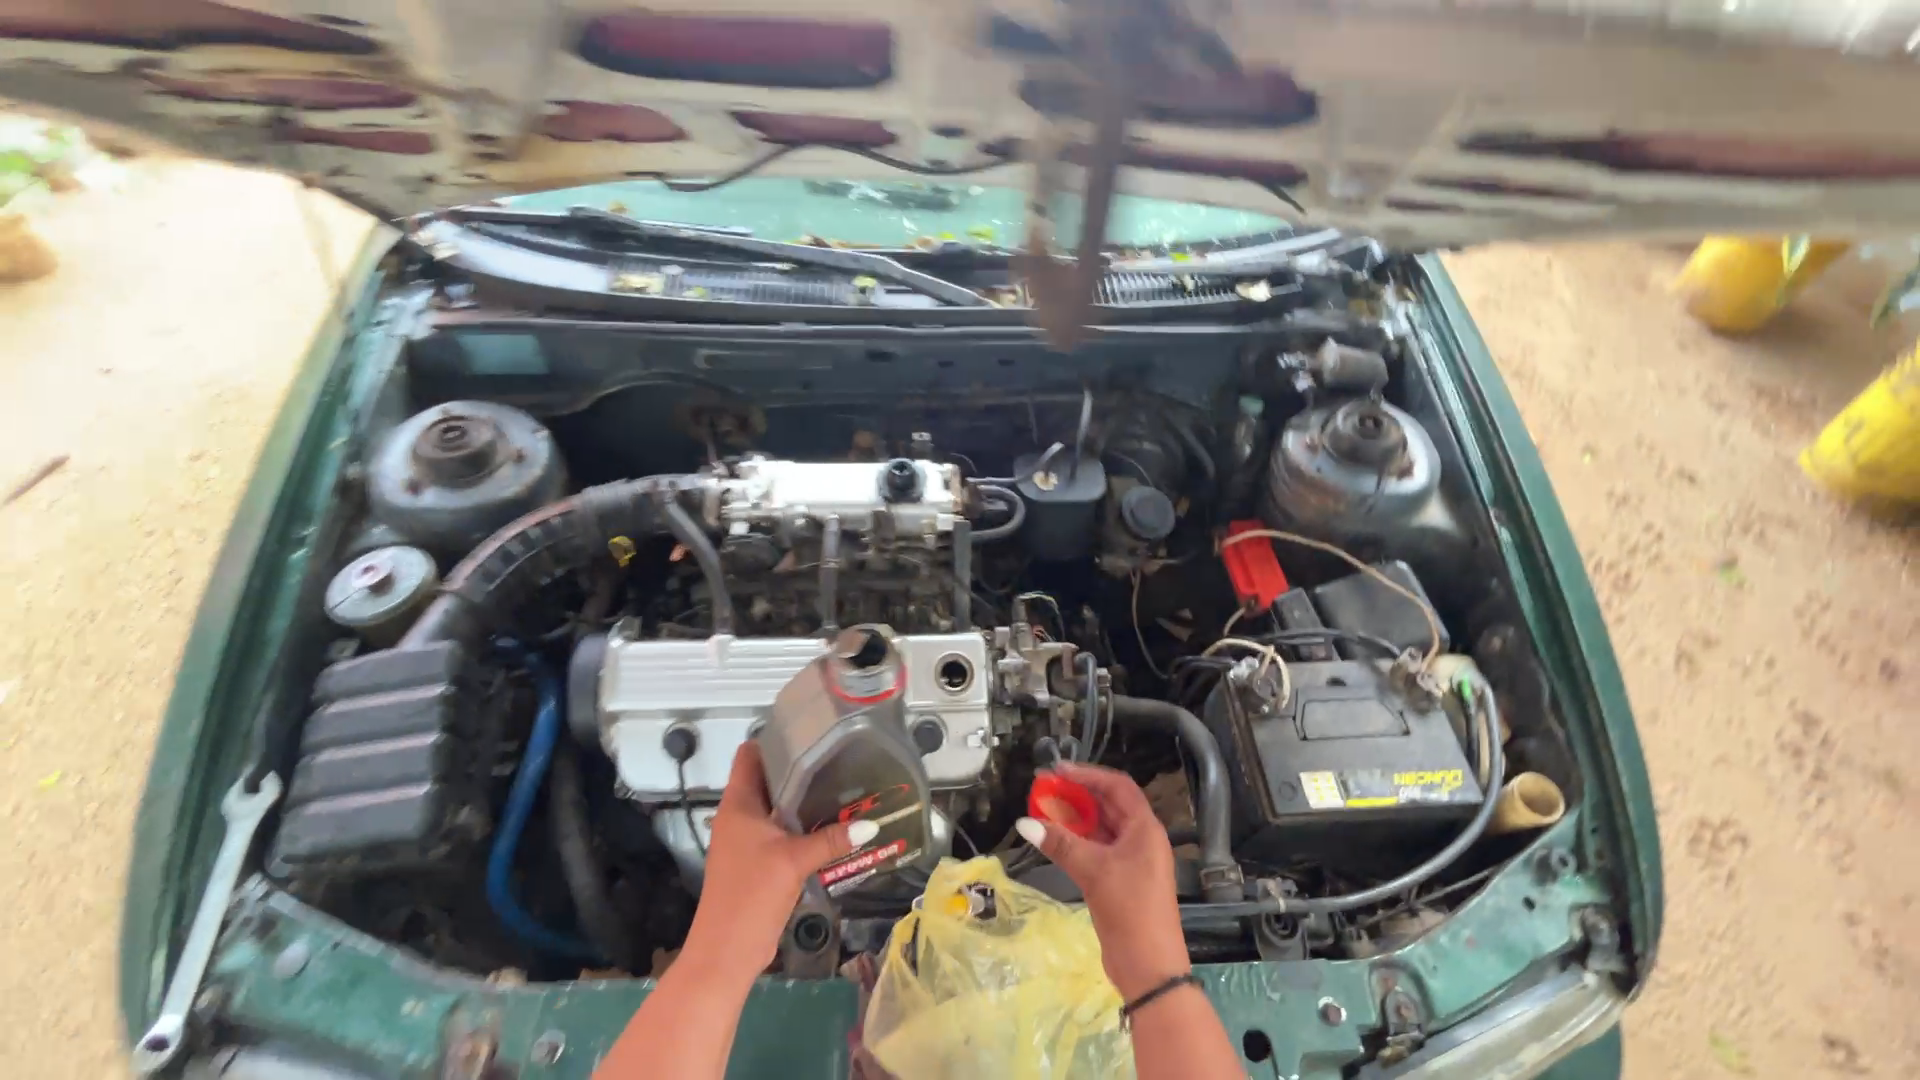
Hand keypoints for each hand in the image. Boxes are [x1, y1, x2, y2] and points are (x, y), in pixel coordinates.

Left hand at [682, 743, 876, 980]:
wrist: (727, 951)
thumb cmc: (752, 892)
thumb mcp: (795, 860)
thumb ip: (832, 839)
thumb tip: (871, 824)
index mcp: (738, 804)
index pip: (750, 755)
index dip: (774, 739)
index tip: (808, 731)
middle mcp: (739, 816)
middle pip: (767, 779)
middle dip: (798, 769)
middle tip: (835, 756)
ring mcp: (746, 840)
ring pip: (776, 807)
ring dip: (802, 800)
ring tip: (840, 784)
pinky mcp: (757, 861)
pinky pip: (780, 831)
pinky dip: (801, 825)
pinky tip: (831, 825)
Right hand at [1015, 763, 1189, 999]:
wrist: (1149, 967)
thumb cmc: (1129, 909)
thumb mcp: (1092, 870)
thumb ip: (1059, 843)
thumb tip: (1025, 822)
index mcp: (1145, 828)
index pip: (1118, 786)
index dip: (1088, 775)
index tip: (1059, 771)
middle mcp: (1141, 839)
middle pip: (1109, 805)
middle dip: (1077, 795)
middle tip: (1046, 789)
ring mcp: (1132, 860)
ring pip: (1102, 828)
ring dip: (1075, 819)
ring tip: (1044, 811)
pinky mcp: (1121, 879)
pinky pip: (1098, 849)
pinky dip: (1077, 841)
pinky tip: (1055, 840)